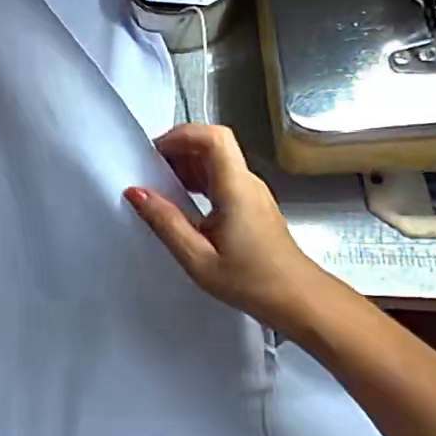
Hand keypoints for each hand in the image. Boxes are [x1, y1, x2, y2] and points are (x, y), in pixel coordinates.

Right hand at [125, 124, 348, 339]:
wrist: (298, 300)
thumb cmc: (252, 282)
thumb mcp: (198, 258)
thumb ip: (165, 222)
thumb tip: (136, 193)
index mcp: (236, 188)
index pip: (212, 137)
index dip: (181, 136)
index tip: (154, 153)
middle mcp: (247, 183)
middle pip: (213, 144)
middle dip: (179, 150)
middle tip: (151, 171)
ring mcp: (253, 193)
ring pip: (217, 160)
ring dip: (187, 166)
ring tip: (162, 189)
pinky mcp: (253, 205)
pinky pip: (223, 178)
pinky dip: (199, 181)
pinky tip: (183, 205)